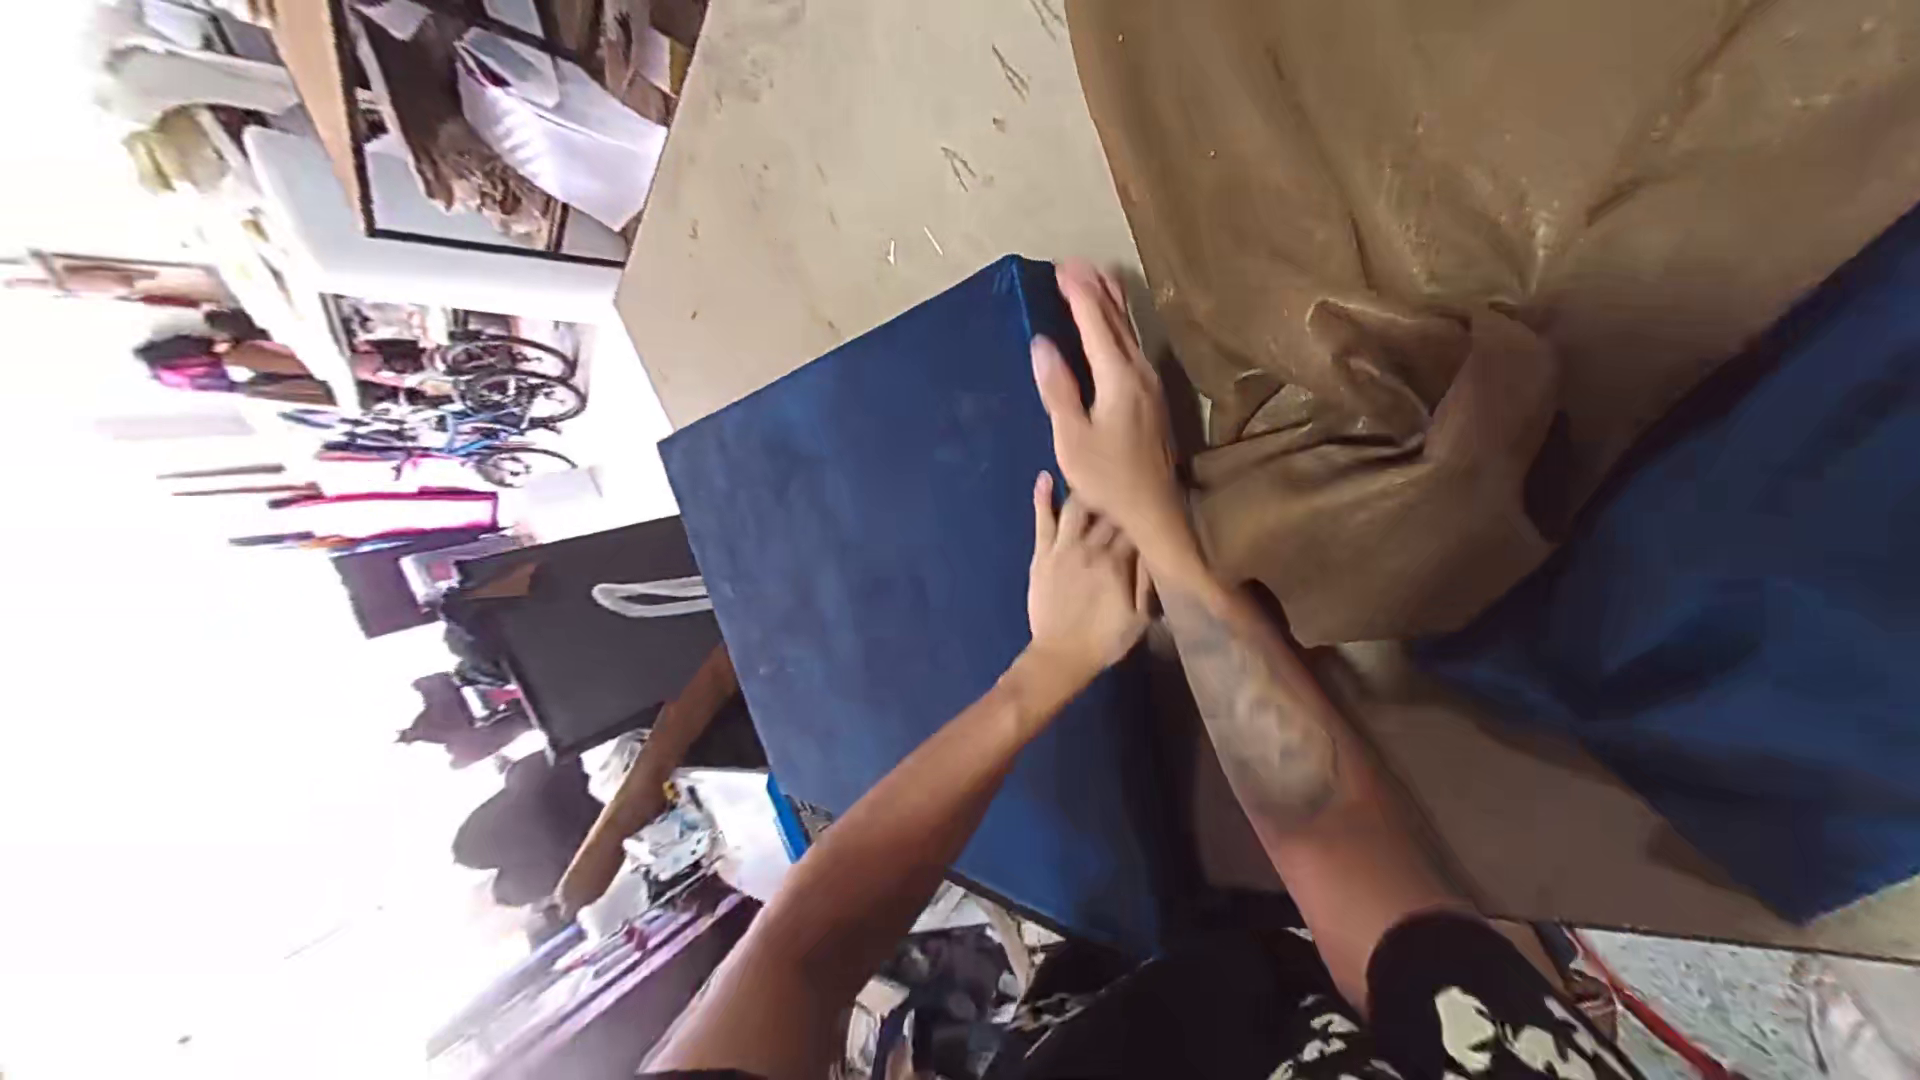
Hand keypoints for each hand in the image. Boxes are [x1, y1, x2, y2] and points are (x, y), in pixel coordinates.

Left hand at [1024, 473, 1150, 688]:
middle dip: (1120, 497)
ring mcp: (1063, 548)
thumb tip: (1154, 552)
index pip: (1136, 528)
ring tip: (1093, 474)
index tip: (1152, 500)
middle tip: (1126, 480)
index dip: (1145, 514)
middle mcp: (1092, 548)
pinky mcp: (1042, 554)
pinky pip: (1043, 519)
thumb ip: (1147, 582)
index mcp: (1118, 563)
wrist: (1060, 656)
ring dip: (1086, 490)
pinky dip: (1043, 497)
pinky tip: (1044, 477)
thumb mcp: (1140, 617)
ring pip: (1077, 508)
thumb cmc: (1104, 641)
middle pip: (1109, 513)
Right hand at [1032, 260, 1203, 582]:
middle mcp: (1139, 373)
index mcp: (1118, 378)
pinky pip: (1134, 348)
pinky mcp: (1153, 399)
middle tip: (1075, 264)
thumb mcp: (1072, 439)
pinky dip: (1119, 328)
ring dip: (1111, 304)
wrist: (1154, 508)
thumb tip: (1042, 344)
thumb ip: (1058, 390)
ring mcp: (1151, 385)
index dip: (1078, 294)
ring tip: (1098, 280)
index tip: (1061, 267)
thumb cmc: (1107, 479)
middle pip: (1117, 320)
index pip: (1096, 323)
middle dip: (1096, 289)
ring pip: (1130, 332)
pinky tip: (1115, 332)